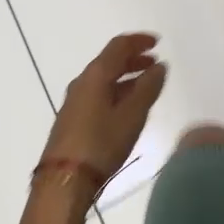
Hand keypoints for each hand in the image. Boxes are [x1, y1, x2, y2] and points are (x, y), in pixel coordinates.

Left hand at [40, 33, 168, 197]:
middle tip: (154, 63)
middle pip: (109, 61)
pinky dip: (116, 92)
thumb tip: (159, 66)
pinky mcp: (72, 121)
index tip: (157, 42)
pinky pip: (98, 95)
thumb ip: (148, 88)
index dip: (138, 41)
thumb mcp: (132, 115)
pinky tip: (127, 108)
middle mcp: (82, 83)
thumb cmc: (102, 143)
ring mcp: (74, 103)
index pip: (118, 46)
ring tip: (146, 86)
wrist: (64, 182)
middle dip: (133, 59)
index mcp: (95, 75)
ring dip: (126, 77)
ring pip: (103, 80)